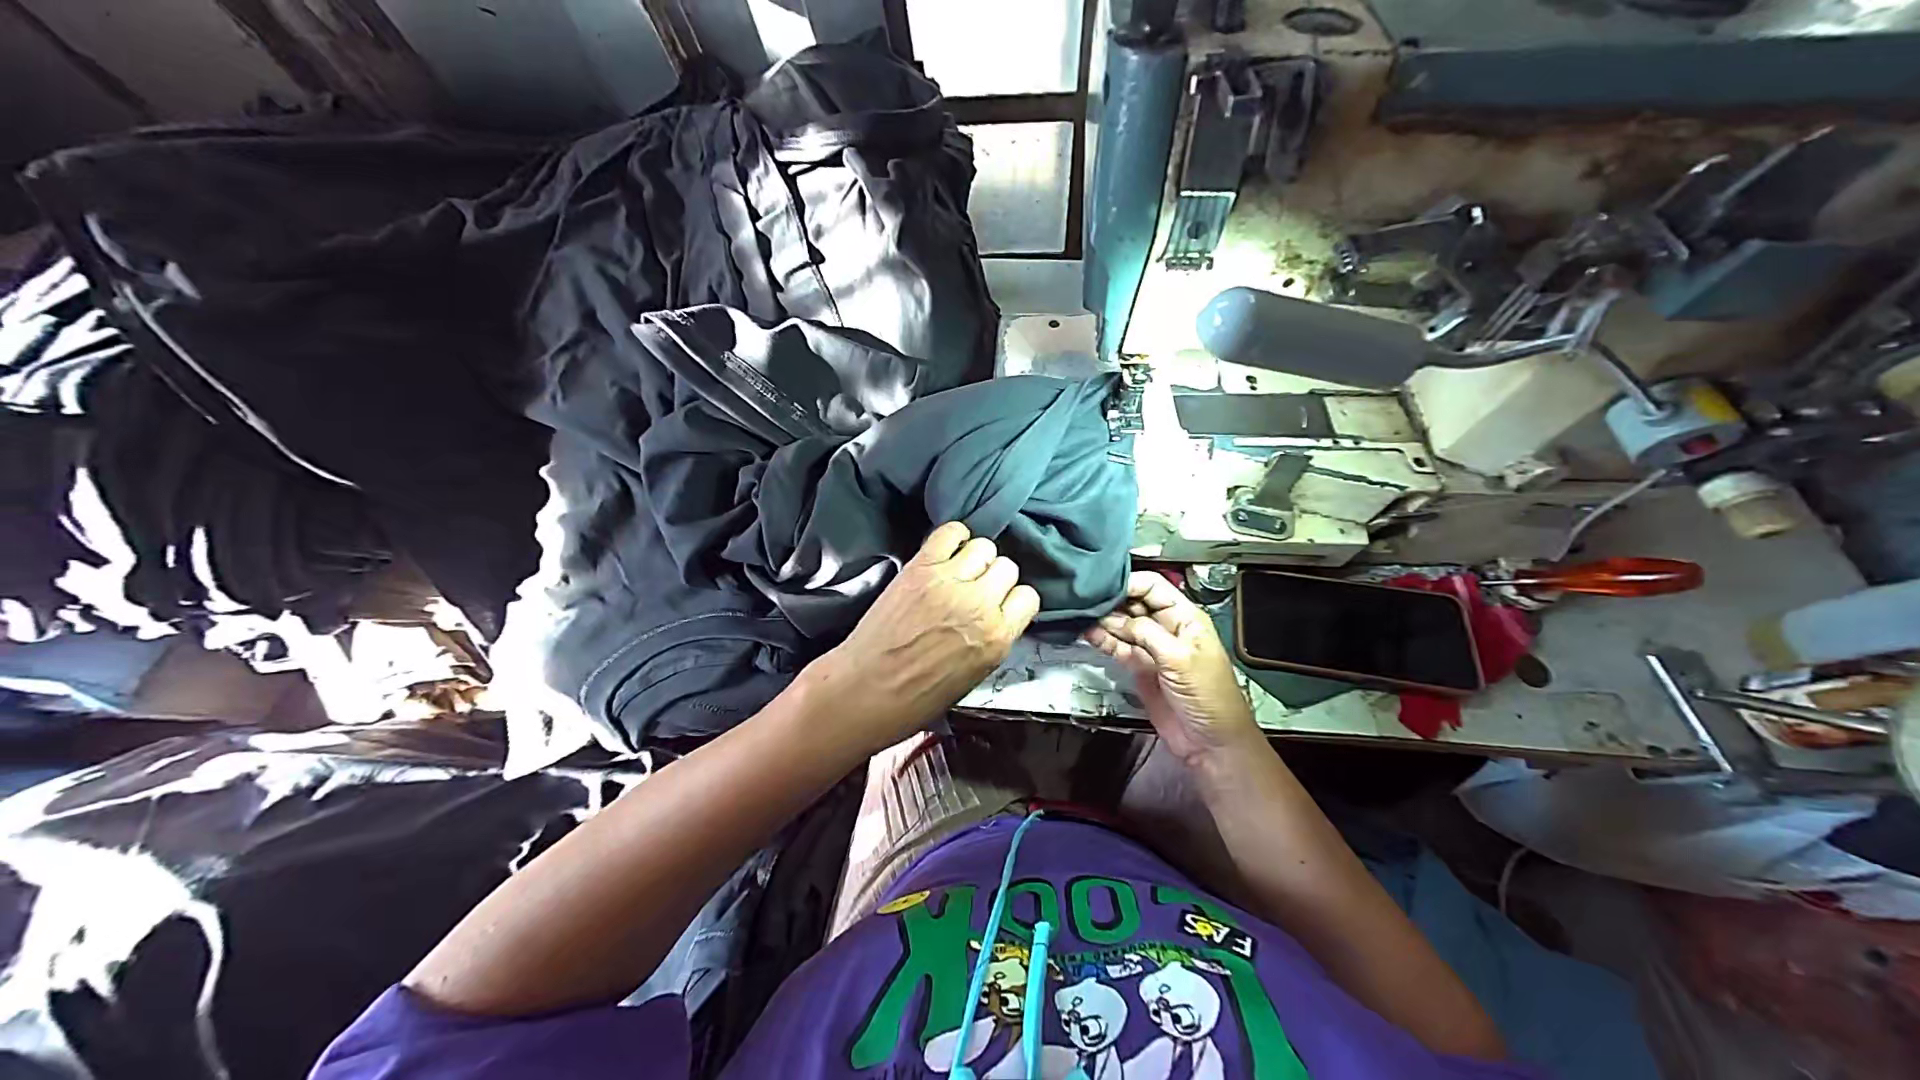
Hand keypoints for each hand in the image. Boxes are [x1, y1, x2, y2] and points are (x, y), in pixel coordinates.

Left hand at [807, 522, 1040, 752]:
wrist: (867, 690)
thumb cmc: (915, 696)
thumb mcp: (974, 676)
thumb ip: (992, 639)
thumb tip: (996, 617)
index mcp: (996, 638)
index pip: (1027, 598)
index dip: (1014, 600)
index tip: (1002, 603)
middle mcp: (978, 605)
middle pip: (1007, 568)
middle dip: (995, 577)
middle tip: (978, 587)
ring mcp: (949, 581)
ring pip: (984, 547)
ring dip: (976, 558)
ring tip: (962, 570)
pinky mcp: (920, 567)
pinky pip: (950, 533)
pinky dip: (954, 536)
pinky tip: (949, 549)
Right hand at [1083, 571, 1260, 766]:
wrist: (1210, 742)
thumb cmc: (1211, 698)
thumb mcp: (1180, 658)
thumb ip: (1148, 633)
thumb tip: (1120, 618)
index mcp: (1186, 618)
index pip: (1153, 587)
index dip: (1130, 584)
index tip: (1106, 586)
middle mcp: (1167, 628)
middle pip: (1134, 604)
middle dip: (1112, 601)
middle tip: (1089, 602)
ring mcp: (1152, 649)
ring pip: (1123, 625)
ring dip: (1104, 620)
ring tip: (1083, 616)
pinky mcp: (1140, 668)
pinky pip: (1118, 647)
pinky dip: (1103, 640)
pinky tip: (1089, 634)